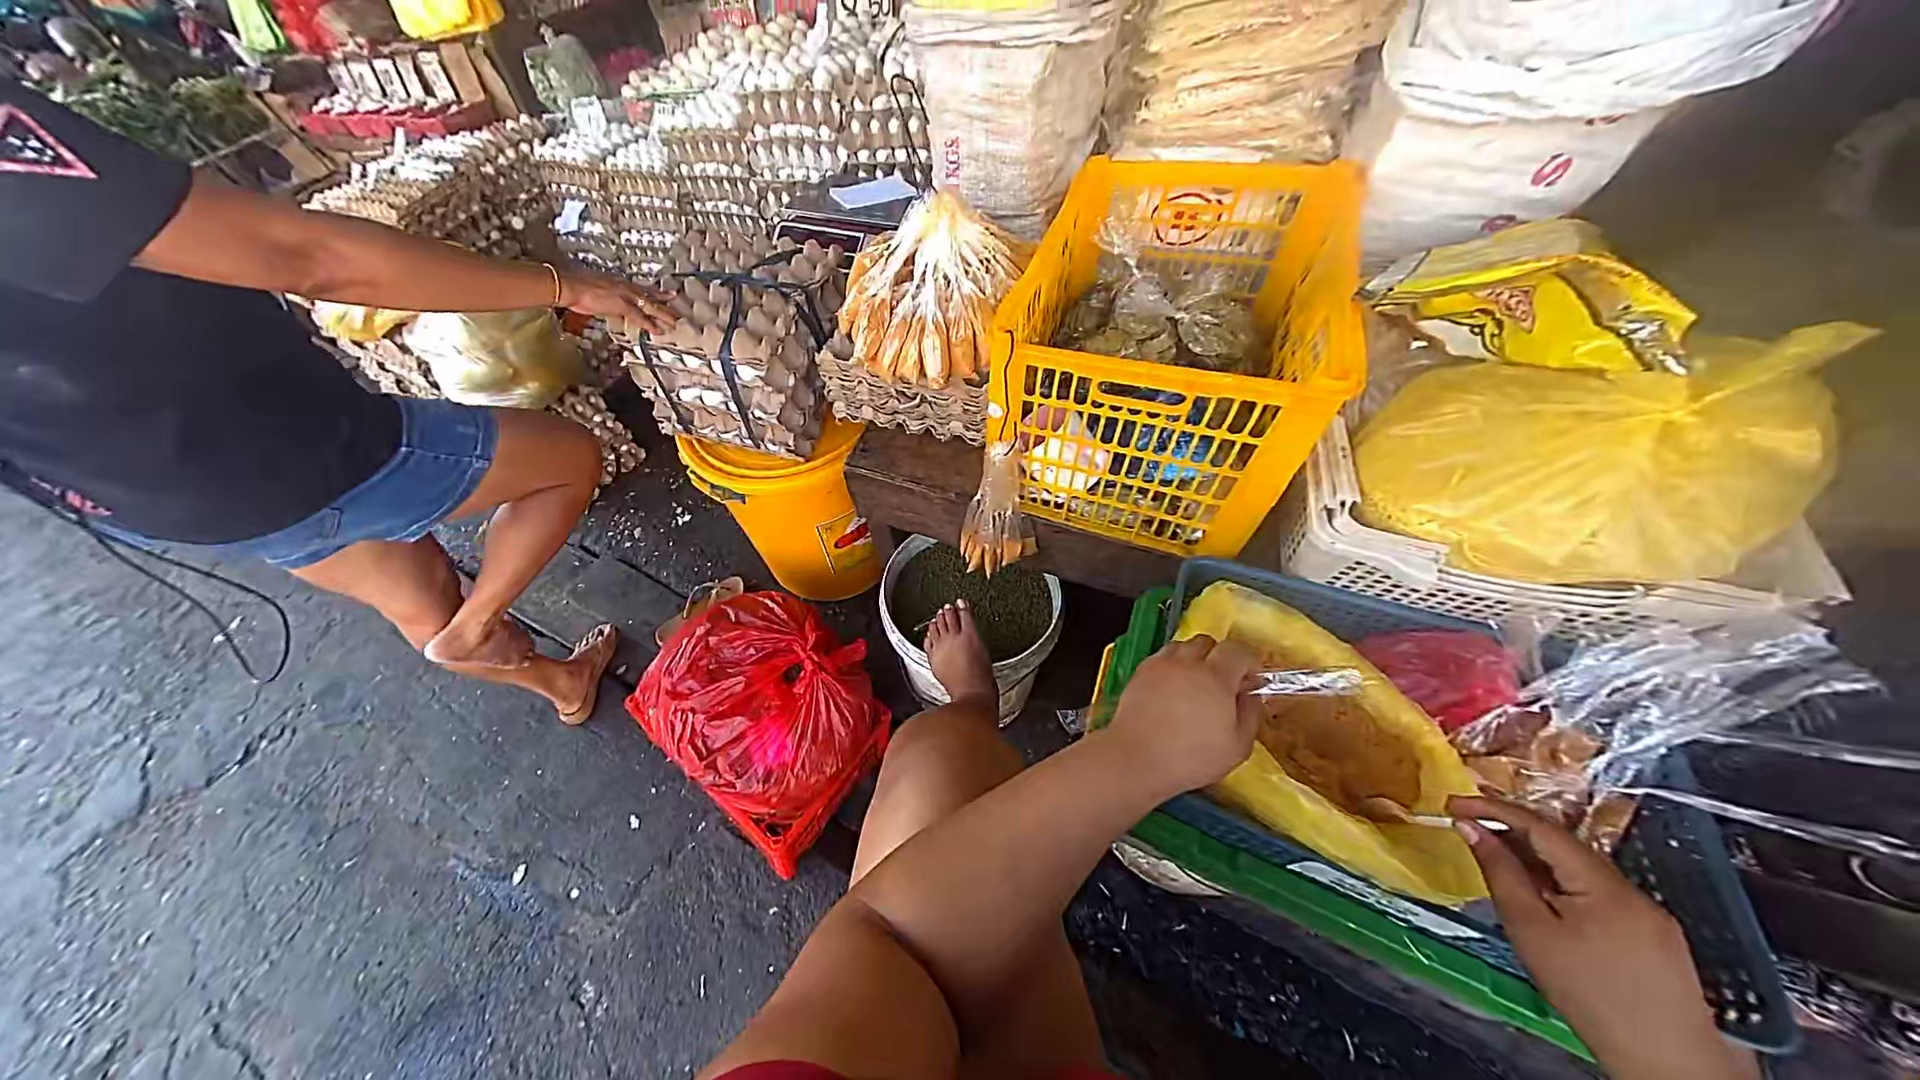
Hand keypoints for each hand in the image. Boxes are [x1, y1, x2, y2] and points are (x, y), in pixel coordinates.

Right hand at [558, 273, 675, 334]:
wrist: (569, 285)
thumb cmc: (576, 286)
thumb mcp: (596, 289)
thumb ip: (607, 296)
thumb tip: (609, 304)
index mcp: (619, 282)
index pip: (642, 288)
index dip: (656, 293)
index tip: (667, 295)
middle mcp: (625, 286)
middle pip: (651, 297)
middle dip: (666, 305)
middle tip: (679, 312)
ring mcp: (625, 295)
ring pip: (650, 306)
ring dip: (664, 315)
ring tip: (676, 323)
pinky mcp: (621, 305)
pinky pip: (639, 316)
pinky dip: (649, 324)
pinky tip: (658, 331)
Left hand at [1105, 635, 1261, 798]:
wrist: (1138, 757)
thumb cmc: (1191, 757)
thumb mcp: (1237, 746)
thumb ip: (1250, 714)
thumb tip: (1250, 695)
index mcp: (1215, 677)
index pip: (1237, 650)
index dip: (1248, 661)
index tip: (1250, 679)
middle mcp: (1186, 663)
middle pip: (1208, 643)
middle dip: (1220, 657)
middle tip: (1223, 682)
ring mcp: (1160, 665)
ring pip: (1182, 647)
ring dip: (1194, 658)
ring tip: (1196, 684)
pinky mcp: (1140, 673)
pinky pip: (1161, 658)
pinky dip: (1172, 666)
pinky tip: (1173, 689)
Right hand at [1449, 796, 1756, 1079]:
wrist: (1667, 1064)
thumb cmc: (1586, 992)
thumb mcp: (1529, 928)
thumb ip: (1500, 871)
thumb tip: (1471, 827)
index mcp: (1604, 885)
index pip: (1542, 827)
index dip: (1494, 809)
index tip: (1454, 803)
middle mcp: (1632, 890)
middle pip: (1564, 844)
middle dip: (1513, 829)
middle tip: (1468, 823)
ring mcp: (1648, 913)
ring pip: (1579, 868)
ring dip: (1535, 855)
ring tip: (1494, 854)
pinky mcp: (1654, 934)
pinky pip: (1596, 890)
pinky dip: (1559, 879)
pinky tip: (1537, 891)